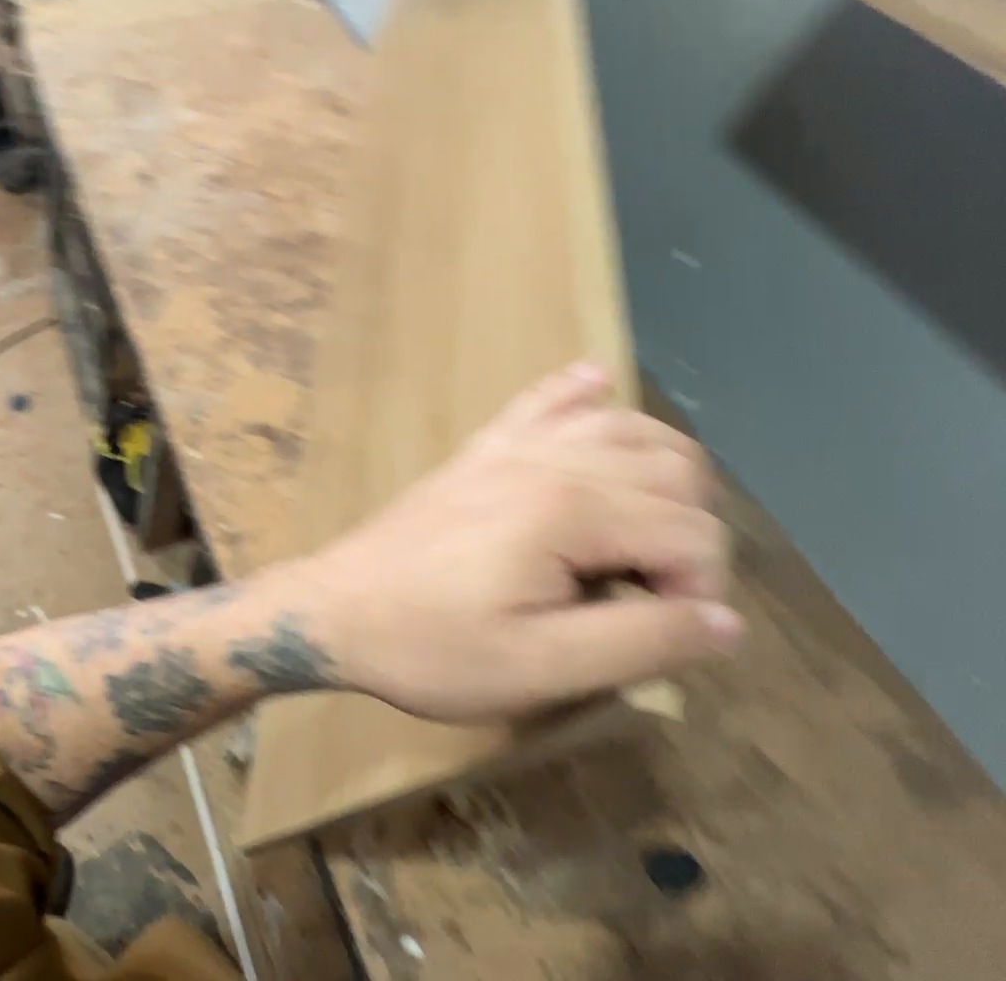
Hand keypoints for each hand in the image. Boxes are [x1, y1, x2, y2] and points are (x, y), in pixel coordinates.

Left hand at [294, 362, 742, 720]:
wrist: (330, 613)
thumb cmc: (427, 646)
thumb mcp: (539, 667)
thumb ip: (643, 641)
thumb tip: (725, 617)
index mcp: (568, 509)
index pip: (695, 532)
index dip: (695, 591)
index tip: (647, 632)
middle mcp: (545, 460)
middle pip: (674, 470)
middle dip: (684, 534)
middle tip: (636, 595)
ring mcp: (504, 450)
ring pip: (623, 427)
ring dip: (658, 473)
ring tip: (639, 536)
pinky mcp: (475, 455)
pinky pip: (539, 405)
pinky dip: (577, 396)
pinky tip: (595, 387)